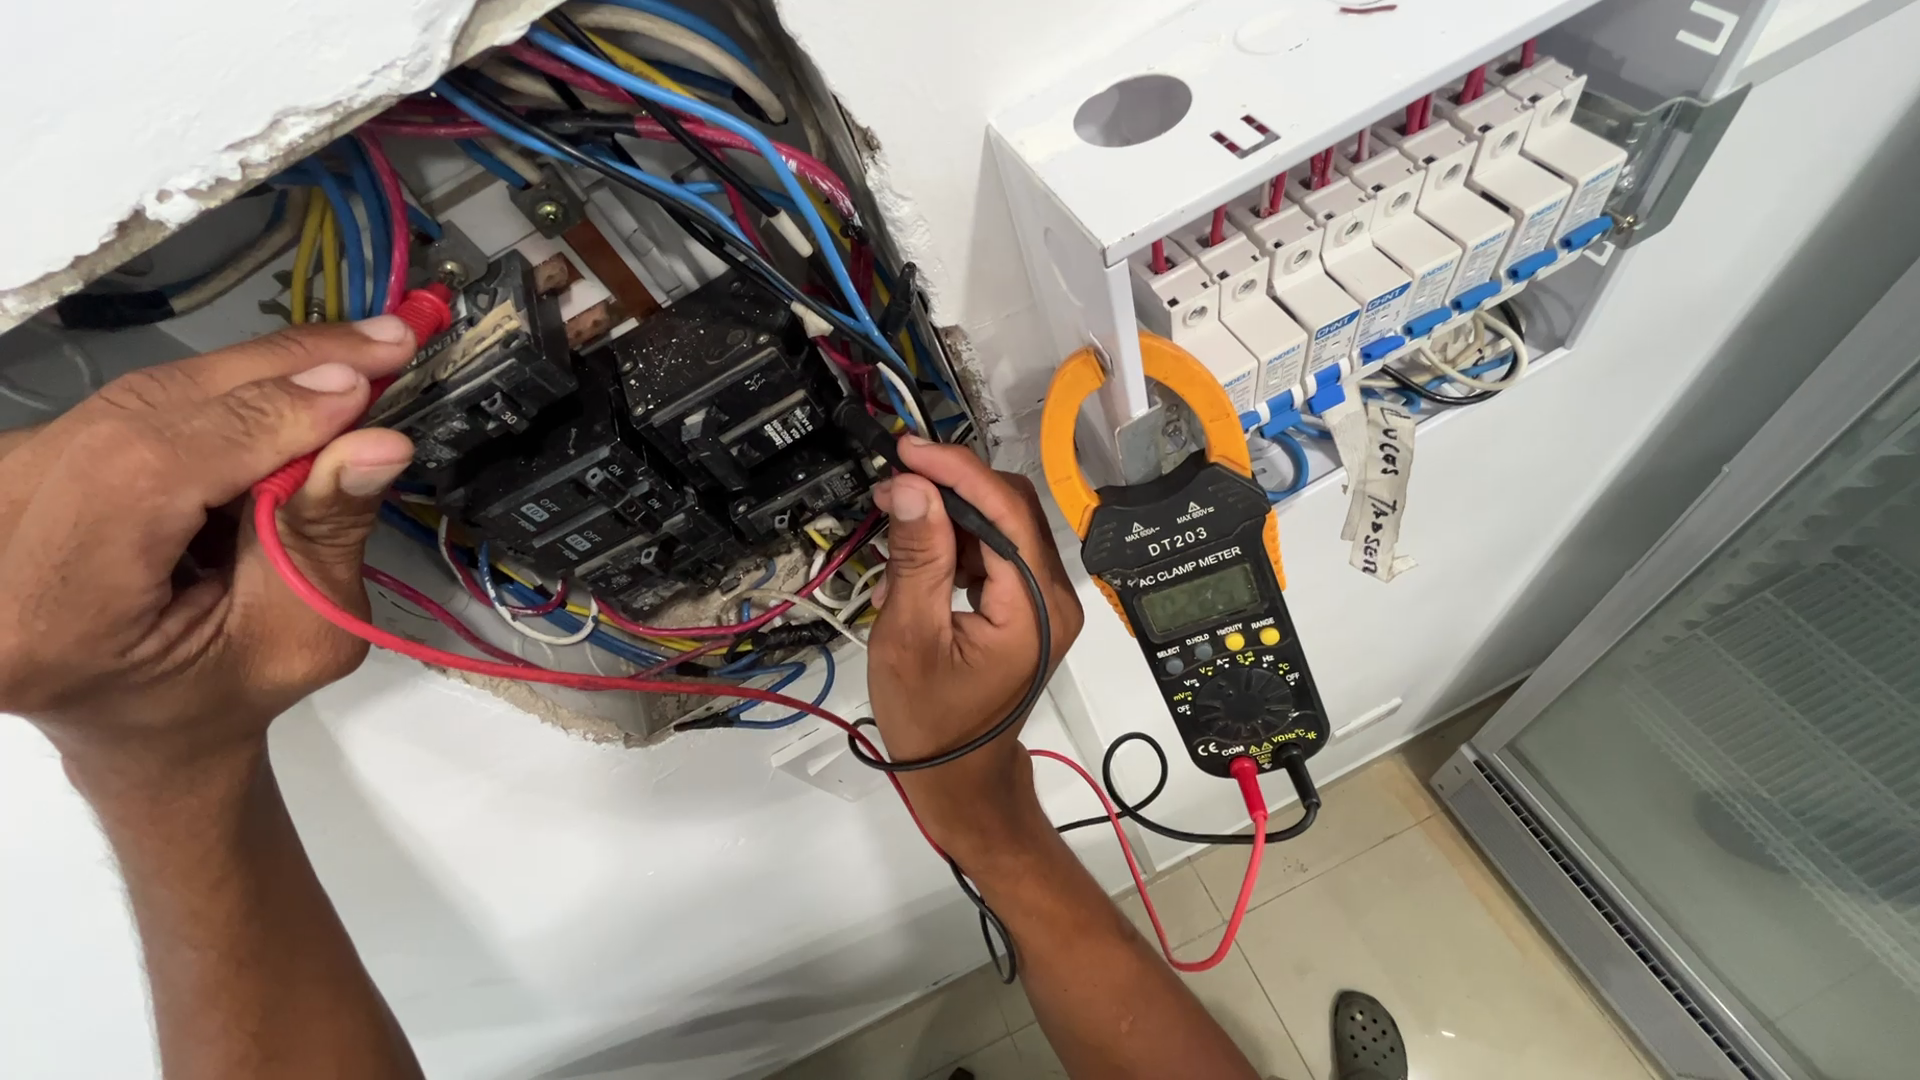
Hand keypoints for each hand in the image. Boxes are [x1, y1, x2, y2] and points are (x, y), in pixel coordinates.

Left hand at [0, 318, 419, 802]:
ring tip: (359, 356)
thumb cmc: (229, 692)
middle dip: (277, 373)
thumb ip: (330, 532)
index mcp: (45, 615)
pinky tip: (298, 386)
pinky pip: (136, 406)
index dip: (263, 419)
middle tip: (384, 339)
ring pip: (141, 398)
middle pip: (140, 415)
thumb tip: (379, 442)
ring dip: (263, 375)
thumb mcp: (307, 631)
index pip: (149, 472)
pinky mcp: (16, 464)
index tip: (363, 385)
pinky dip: (229, 392)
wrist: (139, 716)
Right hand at [867, 436, 1083, 869]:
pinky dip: (955, 546)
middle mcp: (1053, 596)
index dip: (957, 471)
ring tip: (896, 532)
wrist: (958, 773)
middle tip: (895, 485)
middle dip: (950, 489)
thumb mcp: (910, 635)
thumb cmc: (932, 719)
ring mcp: (1044, 601)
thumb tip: (912, 487)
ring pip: (1000, 526)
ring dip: (947, 518)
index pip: (1005, 512)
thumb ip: (916, 557)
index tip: (909, 450)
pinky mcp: (1028, 606)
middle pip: (1010, 509)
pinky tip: (917, 566)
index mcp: (1036, 607)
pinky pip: (995, 553)